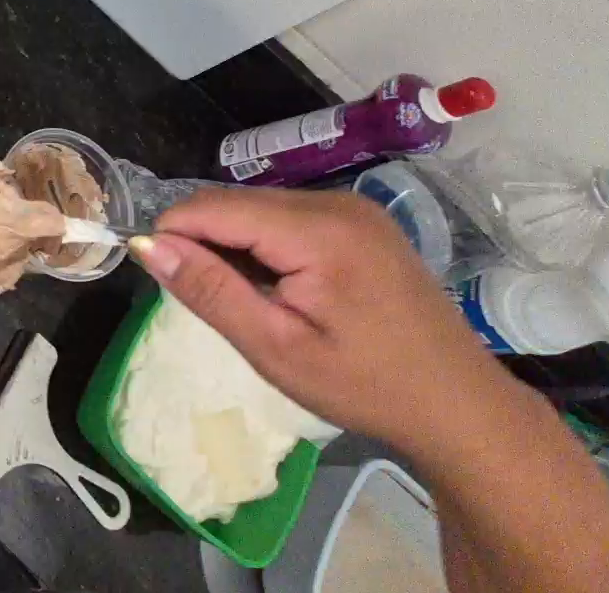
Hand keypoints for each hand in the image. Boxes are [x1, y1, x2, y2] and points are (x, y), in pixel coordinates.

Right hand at [131, 188, 514, 447]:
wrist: (461, 406)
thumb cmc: (365, 386)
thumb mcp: (275, 348)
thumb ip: (210, 289)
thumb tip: (147, 245)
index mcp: (318, 232)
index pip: (212, 207)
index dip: (173, 234)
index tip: (163, 277)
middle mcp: (334, 202)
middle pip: (232, 201)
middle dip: (203, 240)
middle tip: (211, 299)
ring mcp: (351, 206)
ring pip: (253, 205)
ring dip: (231, 242)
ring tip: (250, 297)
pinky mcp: (358, 218)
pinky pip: (283, 214)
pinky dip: (261, 242)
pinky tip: (278, 284)